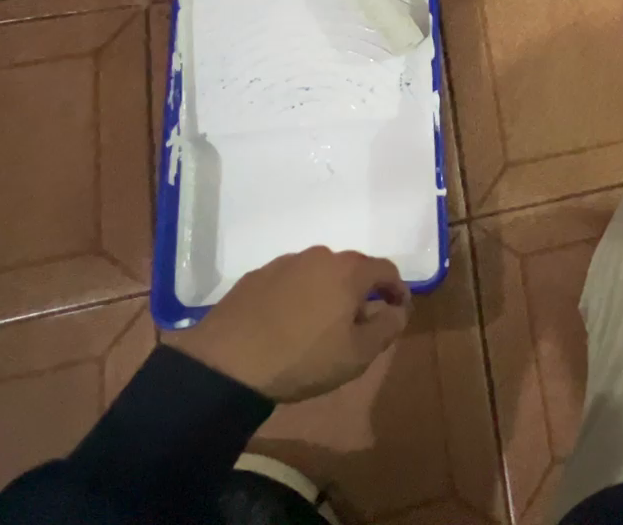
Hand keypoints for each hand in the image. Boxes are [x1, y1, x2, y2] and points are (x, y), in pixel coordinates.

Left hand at [171, 247, 410, 402]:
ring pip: (318, 274)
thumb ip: (388, 327)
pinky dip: (295, 297)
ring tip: (318, 324)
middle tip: (357, 322)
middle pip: (351, 269)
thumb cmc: (302, 359)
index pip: (387, 270)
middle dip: (360, 292)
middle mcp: (319, 257)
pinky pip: (288, 283)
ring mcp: (283, 264)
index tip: (398, 310)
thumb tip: (397, 310)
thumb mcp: (358, 355)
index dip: (398, 290)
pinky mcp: (254, 278)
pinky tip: (285, 324)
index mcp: (349, 270)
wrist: (224, 365)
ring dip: (326, 292)